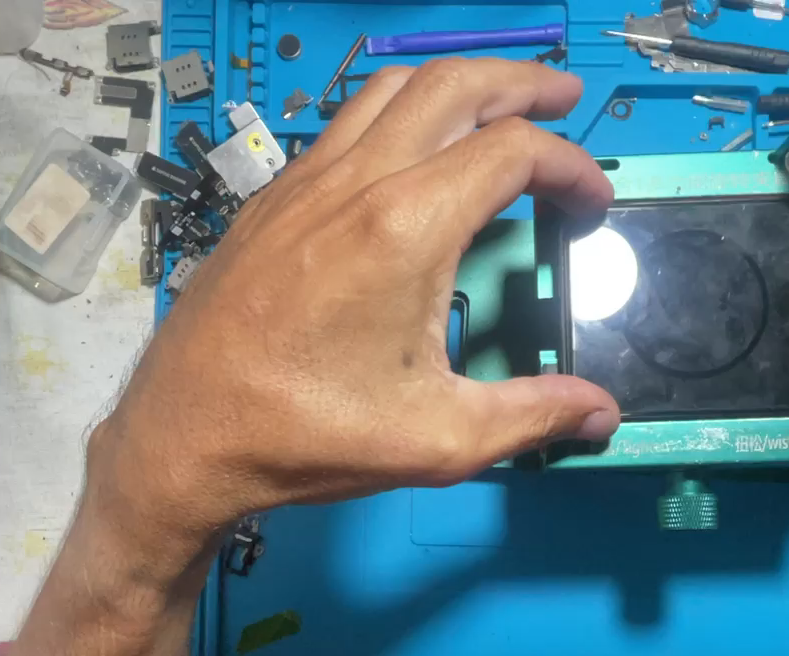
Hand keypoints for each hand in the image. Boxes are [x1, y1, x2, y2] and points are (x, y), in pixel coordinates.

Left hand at [85, 59, 619, 566]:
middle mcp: (356, 182)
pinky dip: (396, 115)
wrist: (187, 436)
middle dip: (522, 84)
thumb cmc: (309, 436)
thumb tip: (601, 413)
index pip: (512, 151)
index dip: (571, 166)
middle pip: (453, 86)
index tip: (592, 204)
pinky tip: (407, 156)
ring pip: (391, 90)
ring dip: (455, 86)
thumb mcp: (439, 438)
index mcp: (407, 228)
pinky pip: (344, 125)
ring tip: (493, 108)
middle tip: (563, 97)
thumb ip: (532, 417)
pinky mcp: (272, 202)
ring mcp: (304, 183)